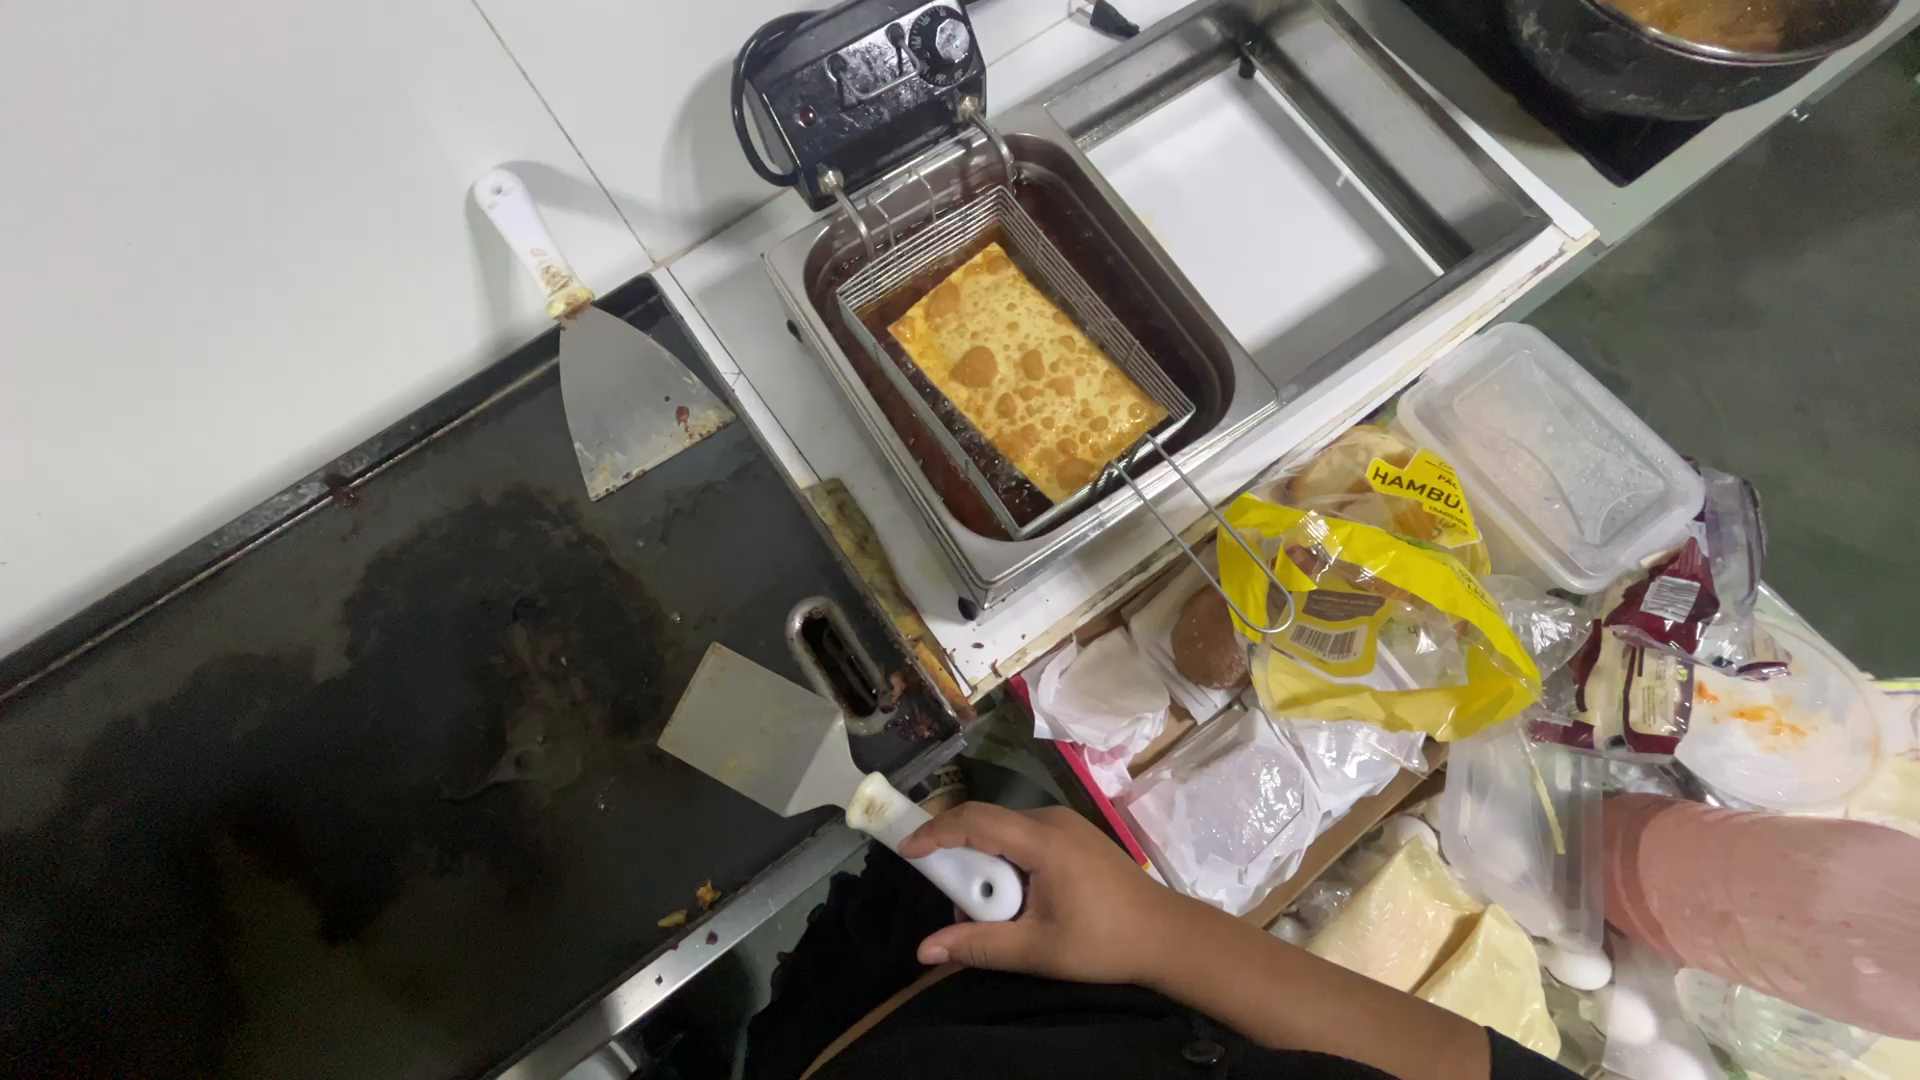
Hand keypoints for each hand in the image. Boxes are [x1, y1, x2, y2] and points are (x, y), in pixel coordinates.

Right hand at [897, 803, 1198, 983]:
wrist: (1167, 934)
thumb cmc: (1104, 942)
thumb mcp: (1037, 950)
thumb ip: (979, 946)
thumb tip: (925, 951)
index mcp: (1043, 841)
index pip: (976, 821)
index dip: (937, 831)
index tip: (907, 849)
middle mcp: (1052, 819)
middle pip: (988, 822)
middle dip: (960, 852)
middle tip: (948, 891)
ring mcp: (1066, 822)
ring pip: (1006, 829)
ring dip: (986, 859)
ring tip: (986, 905)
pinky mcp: (1074, 832)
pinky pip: (1025, 834)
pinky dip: (1007, 857)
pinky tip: (1014, 894)